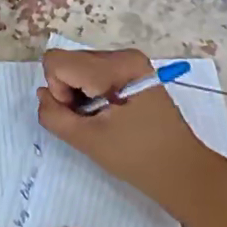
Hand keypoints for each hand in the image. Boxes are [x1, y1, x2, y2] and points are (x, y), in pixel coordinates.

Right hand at [38, 49, 226, 226]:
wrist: (183, 172)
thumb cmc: (137, 158)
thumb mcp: (86, 140)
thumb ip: (53, 114)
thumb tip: (43, 94)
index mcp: (115, 66)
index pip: (56, 62)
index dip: (58, 90)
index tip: (80, 114)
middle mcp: (122, 54)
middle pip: (67, 61)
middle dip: (68, 90)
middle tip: (90, 120)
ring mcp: (129, 61)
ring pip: (77, 66)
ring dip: (78, 92)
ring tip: (102, 119)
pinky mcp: (132, 71)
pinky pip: (92, 72)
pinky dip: (90, 92)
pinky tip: (109, 114)